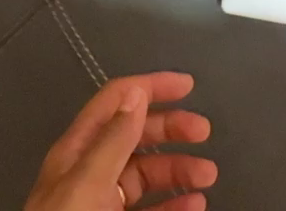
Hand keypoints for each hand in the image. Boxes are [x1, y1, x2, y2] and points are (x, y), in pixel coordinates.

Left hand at [23, 73, 216, 210]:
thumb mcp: (85, 185)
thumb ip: (112, 141)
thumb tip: (137, 94)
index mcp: (78, 151)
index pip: (116, 101)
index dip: (151, 86)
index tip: (187, 86)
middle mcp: (90, 172)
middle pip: (135, 134)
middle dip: (171, 127)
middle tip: (204, 132)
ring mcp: (100, 205)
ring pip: (145, 174)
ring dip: (178, 169)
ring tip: (207, 176)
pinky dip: (173, 205)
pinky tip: (194, 205)